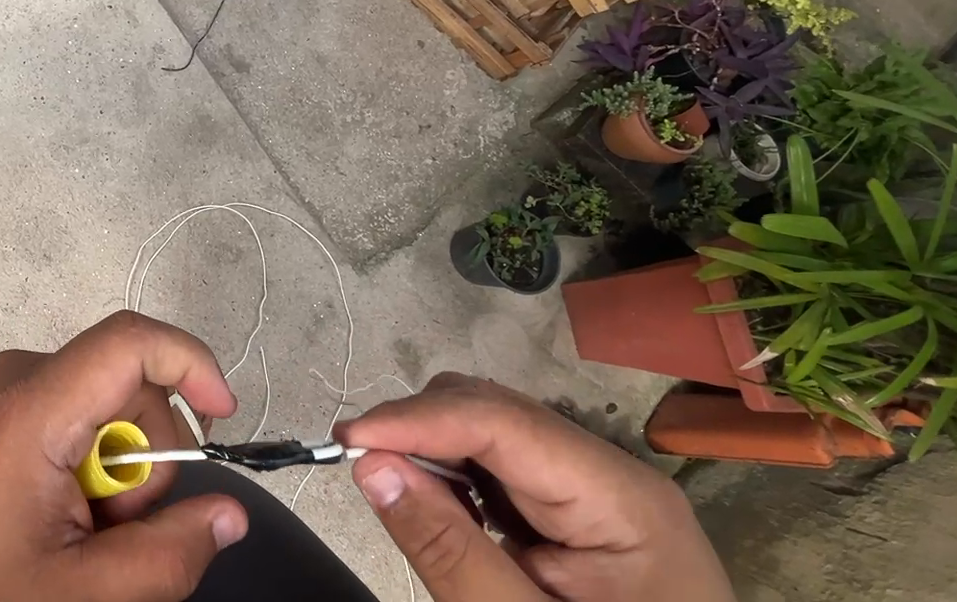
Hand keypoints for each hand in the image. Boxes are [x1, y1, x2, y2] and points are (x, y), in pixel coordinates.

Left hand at [0, 311, 249, 601]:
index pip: (129, 340)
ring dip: (108, 475)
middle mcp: (15, 374)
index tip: (226, 417)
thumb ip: (164, 558)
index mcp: (35, 406)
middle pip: (122, 388)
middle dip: (142, 465)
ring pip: (95, 406)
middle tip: (109, 539)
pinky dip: (75, 463)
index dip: (191, 362)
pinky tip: (46, 517)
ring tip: (69, 537)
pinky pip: (60, 414)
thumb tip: (228, 512)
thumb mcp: (72, 595)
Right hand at [336, 373, 732, 601]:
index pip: (498, 421)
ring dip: (429, 450)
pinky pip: (493, 464)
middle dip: (417, 430)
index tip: (344, 442)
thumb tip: (368, 465)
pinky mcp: (572, 506)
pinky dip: (451, 476)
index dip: (414, 420)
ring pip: (483, 428)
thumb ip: (450, 552)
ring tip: (401, 496)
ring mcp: (591, 486)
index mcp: (619, 498)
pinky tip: (441, 511)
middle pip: (490, 410)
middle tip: (364, 471)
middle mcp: (606, 472)